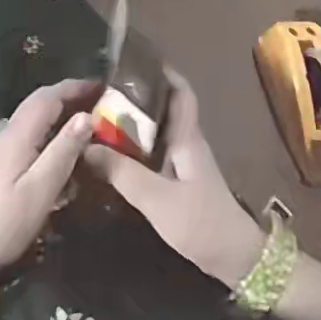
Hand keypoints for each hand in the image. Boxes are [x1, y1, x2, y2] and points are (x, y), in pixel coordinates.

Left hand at [0, 79, 98, 277]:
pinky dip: (54, 134)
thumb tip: (87, 116)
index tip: (104, 86)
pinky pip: (33, 137)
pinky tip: (68, 151)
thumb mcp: (40, 188)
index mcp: (18, 135)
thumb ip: (64, 151)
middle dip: (71, 97)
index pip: (48, 97)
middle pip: (41, 104)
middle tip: (103, 103)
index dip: (75, 87)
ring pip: (37, 120)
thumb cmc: (4, 222)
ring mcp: (4, 150)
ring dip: (63, 115)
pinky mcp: (3, 166)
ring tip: (92, 123)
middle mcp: (9, 134)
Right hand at [82, 72, 264, 286]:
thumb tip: (85, 147)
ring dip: (132, 123)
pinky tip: (112, 154)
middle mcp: (187, 143)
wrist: (235, 259)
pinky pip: (153, 153)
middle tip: (100, 92)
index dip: (163, 72)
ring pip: (157, 131)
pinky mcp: (179, 181)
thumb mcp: (157, 199)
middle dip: (136, 96)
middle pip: (163, 109)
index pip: (181, 93)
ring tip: (98, 117)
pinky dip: (134, 147)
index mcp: (187, 138)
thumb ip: (122, 173)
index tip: (135, 60)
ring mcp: (184, 163)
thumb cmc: (201, 222)